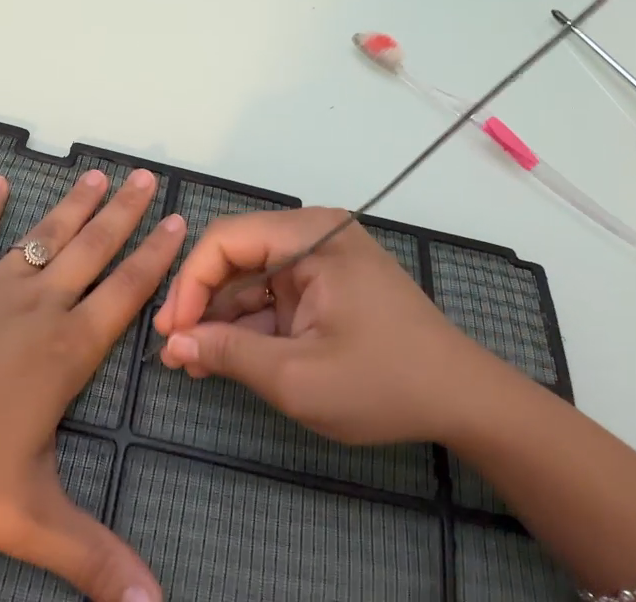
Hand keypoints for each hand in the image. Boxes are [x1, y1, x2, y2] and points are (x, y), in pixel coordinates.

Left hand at [0, 169, 184, 601]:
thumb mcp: (27, 517)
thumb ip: (93, 558)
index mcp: (65, 351)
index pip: (126, 295)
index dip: (157, 259)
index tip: (180, 224)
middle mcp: (37, 306)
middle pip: (93, 250)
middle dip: (126, 214)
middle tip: (150, 178)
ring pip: (45, 236)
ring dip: (74, 204)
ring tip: (98, 173)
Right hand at [151, 208, 514, 445]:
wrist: (463, 400)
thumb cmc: (383, 383)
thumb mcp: (297, 377)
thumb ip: (229, 354)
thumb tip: (174, 342)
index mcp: (312, 237)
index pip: (227, 240)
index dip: (189, 284)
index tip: (172, 334)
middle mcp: (316, 236)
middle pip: (238, 256)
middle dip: (203, 304)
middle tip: (174, 352)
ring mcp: (325, 261)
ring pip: (254, 280)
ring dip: (224, 319)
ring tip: (192, 364)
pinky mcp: (331, 287)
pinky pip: (278, 296)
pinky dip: (252, 326)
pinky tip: (225, 359)